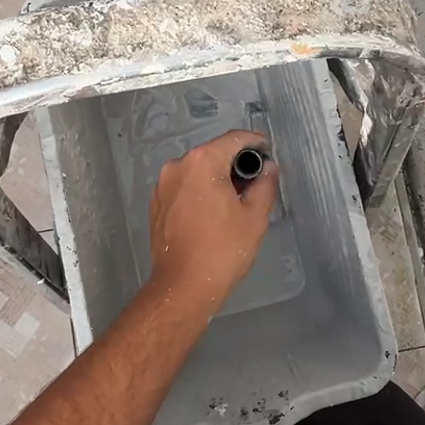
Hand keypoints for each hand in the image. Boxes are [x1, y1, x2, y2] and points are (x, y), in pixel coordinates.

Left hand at [147, 130, 278, 310]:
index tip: (267, 150)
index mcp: (202, 162)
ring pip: (197, 170)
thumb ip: (264, 184)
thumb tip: (268, 168)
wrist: (183, 285)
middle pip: (213, 153)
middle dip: (235, 163)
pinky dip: (199, 191)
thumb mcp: (254, 216)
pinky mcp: (156, 202)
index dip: (255, 142)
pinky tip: (212, 212)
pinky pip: (183, 186)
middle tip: (255, 182)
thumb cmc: (222, 249)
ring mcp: (163, 184)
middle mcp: (178, 165)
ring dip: (216, 177)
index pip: (234, 139)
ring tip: (234, 201)